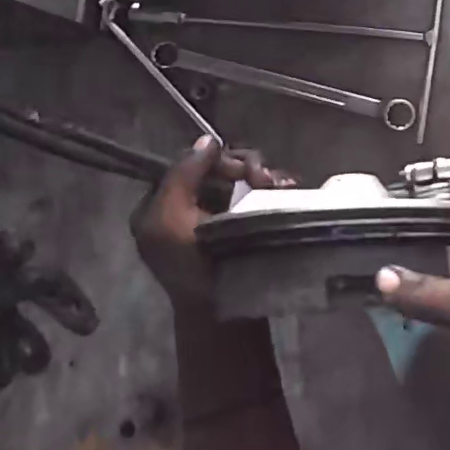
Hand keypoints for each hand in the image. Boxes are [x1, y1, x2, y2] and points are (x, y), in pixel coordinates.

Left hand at [131, 135, 295, 308]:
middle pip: (222, 166)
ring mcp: (222, 213)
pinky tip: (288, 188)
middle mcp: (191, 204)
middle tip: (263, 180)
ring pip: (246, 175)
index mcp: (162, 203)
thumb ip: (181, 175)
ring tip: (279, 186)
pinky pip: (263, 190)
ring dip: (265, 175)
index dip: (217, 160)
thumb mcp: (168, 220)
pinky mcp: (248, 221)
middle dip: (246, 168)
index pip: (192, 162)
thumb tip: (208, 140)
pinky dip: (276, 186)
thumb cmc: (190, 267)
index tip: (238, 172)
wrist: (224, 309)